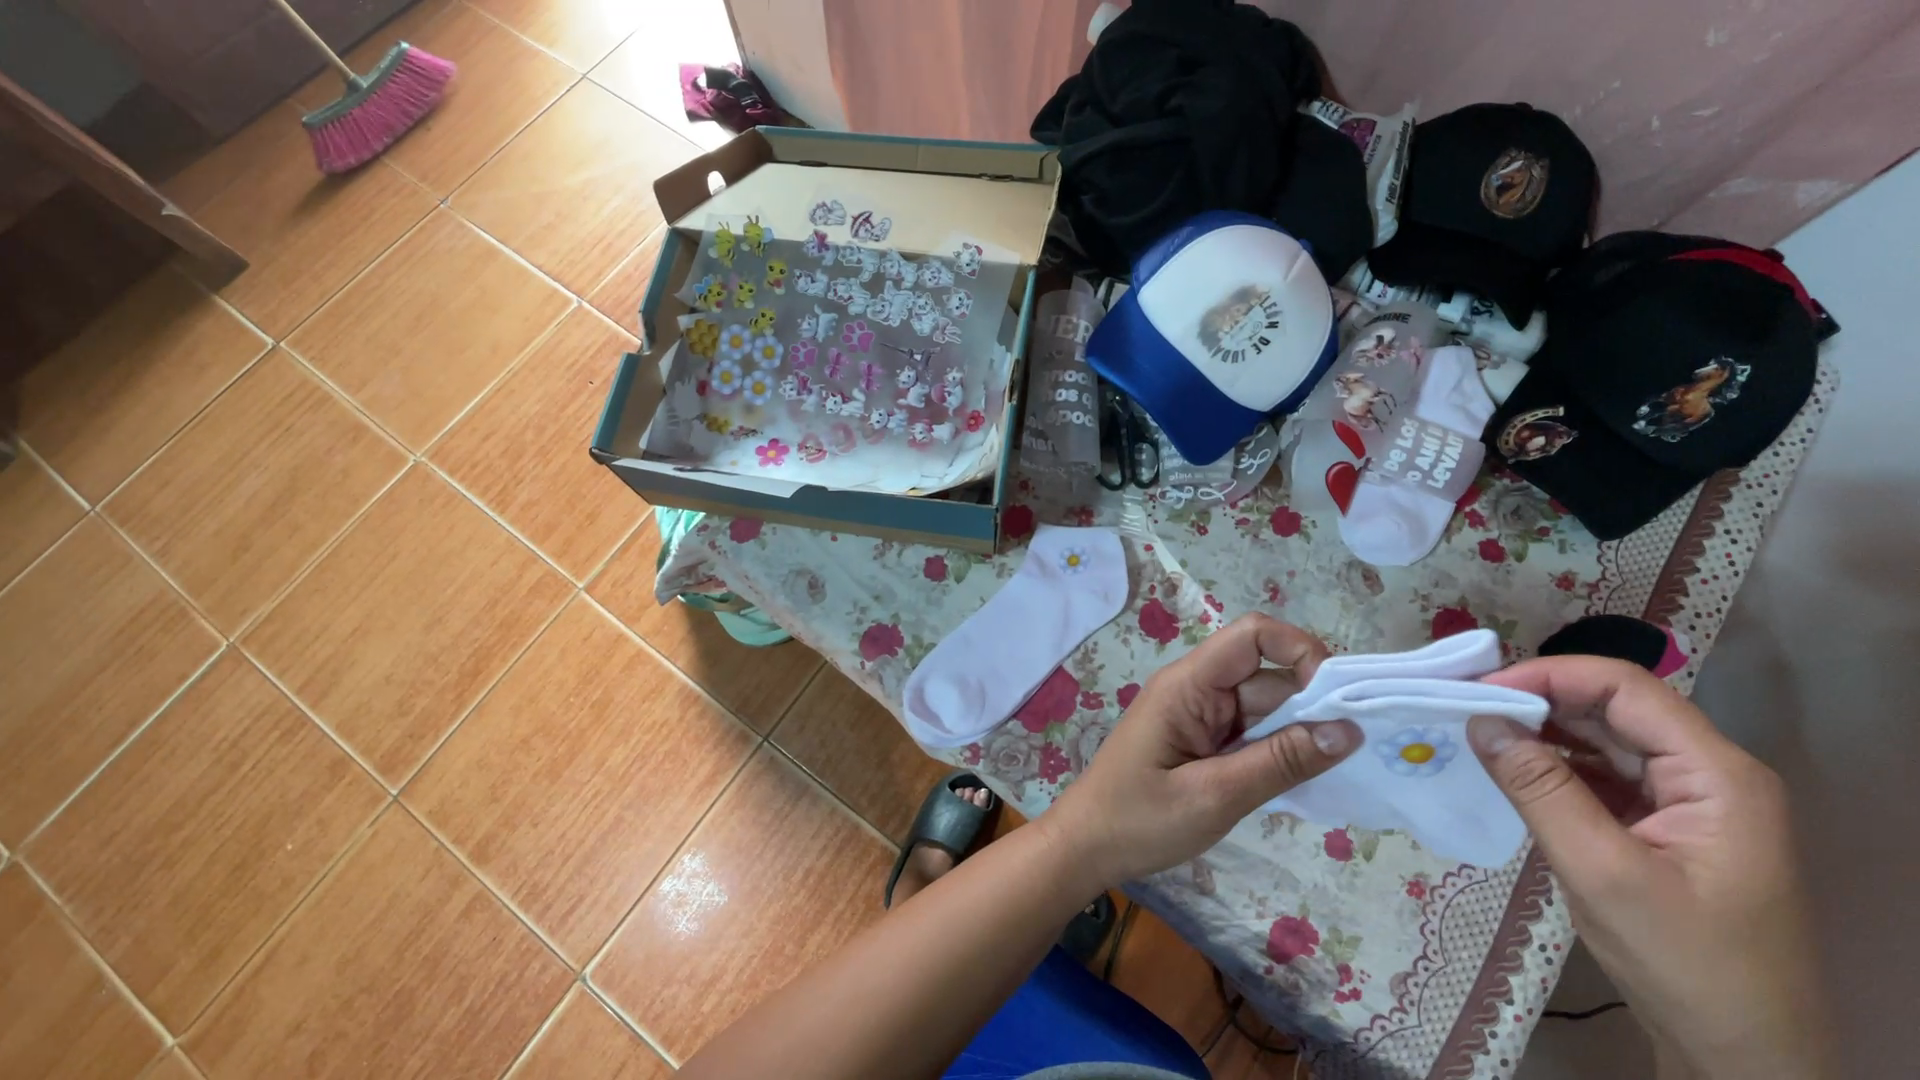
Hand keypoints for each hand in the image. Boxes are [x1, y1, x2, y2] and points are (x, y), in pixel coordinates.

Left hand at [1040, 614, 1358, 887]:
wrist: (1086, 849)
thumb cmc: (1139, 820)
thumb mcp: (1215, 795)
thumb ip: (1281, 761)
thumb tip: (1349, 730)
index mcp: (1189, 685)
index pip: (1253, 636)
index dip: (1301, 652)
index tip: (1339, 700)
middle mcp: (1197, 690)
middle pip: (1268, 676)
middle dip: (1313, 704)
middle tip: (1358, 751)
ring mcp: (1201, 717)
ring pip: (1267, 708)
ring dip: (1301, 733)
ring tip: (1342, 770)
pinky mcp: (1205, 744)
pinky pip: (1254, 734)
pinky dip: (1281, 751)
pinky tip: (1307, 779)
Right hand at [1471, 657, 1829, 1079]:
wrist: (1743, 1054)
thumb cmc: (1685, 962)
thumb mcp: (1601, 872)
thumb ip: (1540, 790)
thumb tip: (1481, 722)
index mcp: (1716, 774)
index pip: (1625, 690)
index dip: (1549, 676)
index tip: (1478, 689)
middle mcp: (1709, 775)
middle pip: (1616, 710)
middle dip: (1538, 702)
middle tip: (1464, 708)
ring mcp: (1690, 803)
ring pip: (1606, 742)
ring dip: (1543, 735)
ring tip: (1476, 734)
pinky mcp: (1667, 829)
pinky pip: (1605, 778)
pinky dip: (1556, 770)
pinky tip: (1511, 773)